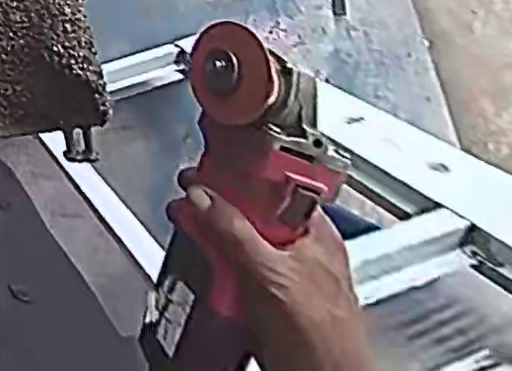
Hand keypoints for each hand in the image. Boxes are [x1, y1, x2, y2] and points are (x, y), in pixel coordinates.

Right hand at [169, 169, 374, 370]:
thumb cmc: (325, 344)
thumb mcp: (271, 275)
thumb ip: (234, 232)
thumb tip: (201, 195)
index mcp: (313, 231)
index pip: (273, 184)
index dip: (239, 172)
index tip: (207, 167)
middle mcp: (298, 248)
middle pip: (249, 210)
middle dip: (215, 204)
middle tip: (188, 199)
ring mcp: (281, 274)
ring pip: (238, 239)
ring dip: (210, 232)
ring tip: (186, 225)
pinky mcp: (265, 297)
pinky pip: (232, 267)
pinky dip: (213, 262)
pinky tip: (200, 262)